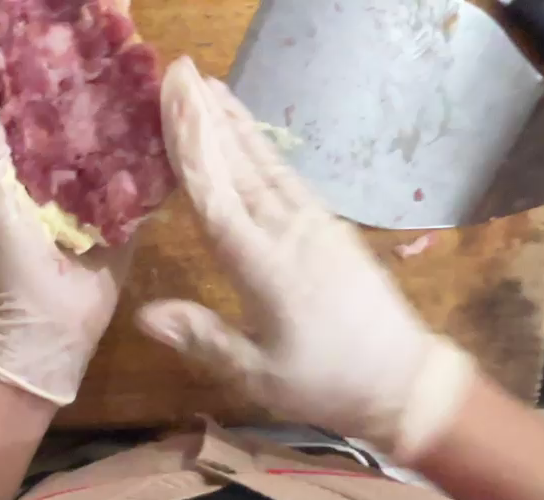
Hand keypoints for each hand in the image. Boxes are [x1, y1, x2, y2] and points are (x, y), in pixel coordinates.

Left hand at [0, 54, 131, 405]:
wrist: (47, 325)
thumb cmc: (10, 258)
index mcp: (27, 165)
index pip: (44, 104)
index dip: (55, 66)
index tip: (75, 22)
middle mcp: (65, 176)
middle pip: (86, 120)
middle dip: (102, 86)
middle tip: (127, 39)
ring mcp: (100, 199)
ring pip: (119, 146)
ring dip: (135, 115)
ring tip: (156, 70)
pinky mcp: (129, 222)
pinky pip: (146, 183)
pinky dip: (159, 157)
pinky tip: (179, 122)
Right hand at [136, 58, 476, 457]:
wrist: (400, 377)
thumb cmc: (323, 383)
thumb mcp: (256, 373)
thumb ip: (203, 338)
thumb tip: (142, 315)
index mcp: (265, 266)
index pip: (217, 196)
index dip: (192, 146)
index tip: (173, 97)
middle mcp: (290, 231)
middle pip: (240, 166)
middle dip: (207, 118)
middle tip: (179, 72)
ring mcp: (314, 225)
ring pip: (265, 165)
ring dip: (233, 125)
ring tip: (206, 89)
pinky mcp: (328, 228)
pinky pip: (286, 178)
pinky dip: (260, 152)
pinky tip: (247, 139)